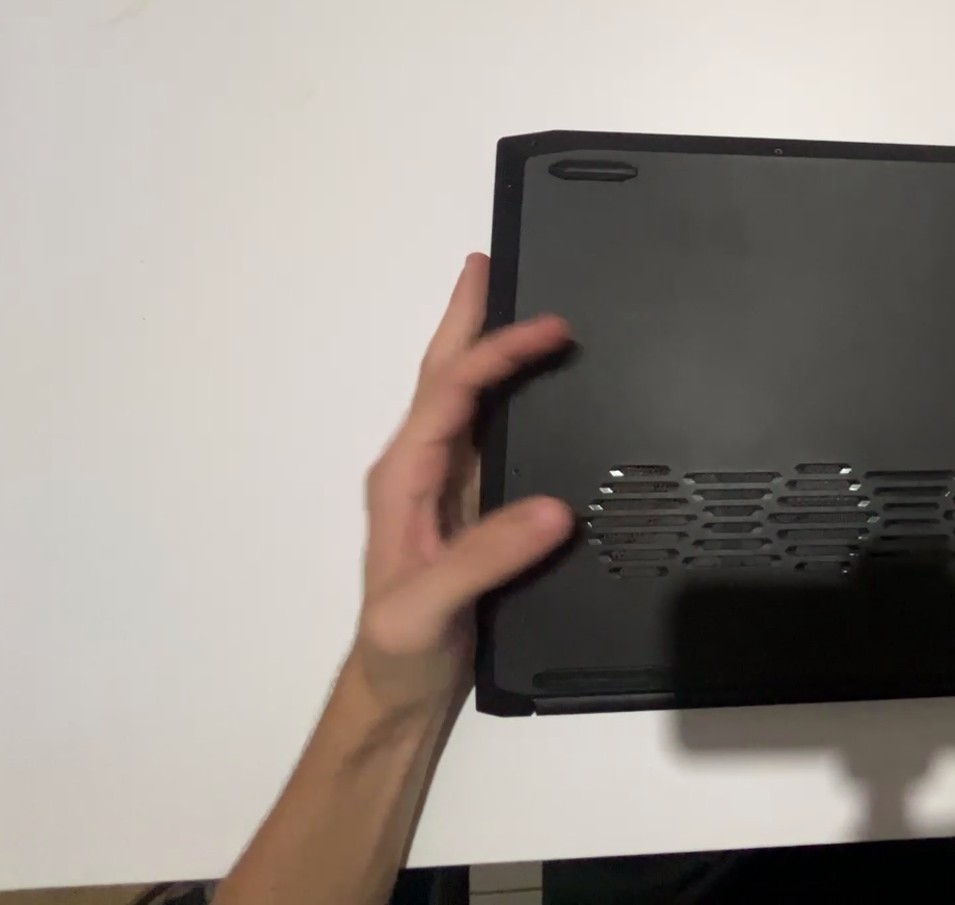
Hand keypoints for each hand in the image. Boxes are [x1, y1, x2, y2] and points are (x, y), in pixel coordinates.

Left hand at [353, 254, 573, 714]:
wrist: (399, 688)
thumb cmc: (398, 649)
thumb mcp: (426, 608)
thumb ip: (484, 557)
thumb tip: (556, 508)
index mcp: (405, 475)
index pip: (450, 392)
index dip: (496, 353)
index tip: (551, 329)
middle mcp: (424, 465)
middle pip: (445, 374)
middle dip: (467, 318)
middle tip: (490, 266)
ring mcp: (451, 483)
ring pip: (467, 396)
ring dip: (487, 346)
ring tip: (514, 305)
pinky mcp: (477, 502)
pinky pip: (494, 429)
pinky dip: (510, 390)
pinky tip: (533, 383)